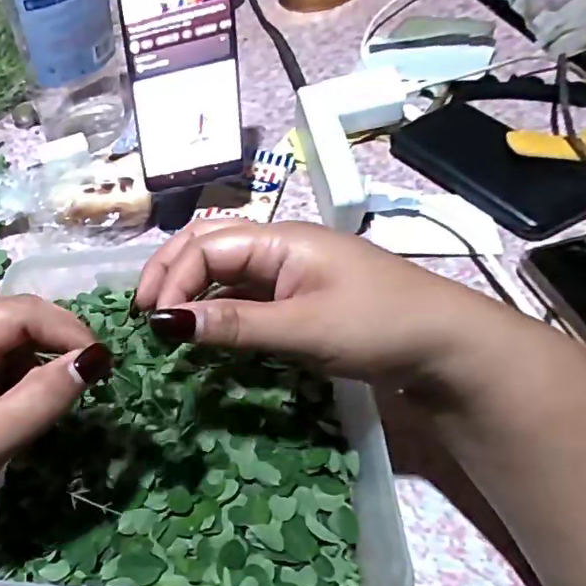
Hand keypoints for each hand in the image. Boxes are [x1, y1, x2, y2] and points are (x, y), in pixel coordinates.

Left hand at [0, 295, 112, 517]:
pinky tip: (40, 401)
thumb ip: (47, 394)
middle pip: (24, 319)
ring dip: (51, 360)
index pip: (22, 313)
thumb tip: (96, 359)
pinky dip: (37, 375)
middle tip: (94, 373)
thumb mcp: (0, 432)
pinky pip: (16, 361)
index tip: (101, 361)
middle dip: (62, 341)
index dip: (66, 329)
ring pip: (24, 340)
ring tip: (66, 393)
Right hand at [133, 220, 532, 386]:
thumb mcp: (302, 328)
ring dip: (190, 291)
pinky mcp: (297, 299)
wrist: (444, 346)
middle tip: (141, 313)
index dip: (172, 279)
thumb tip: (163, 322)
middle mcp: (280, 247)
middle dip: (170, 273)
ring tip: (163, 322)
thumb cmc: (378, 326)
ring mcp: (289, 273)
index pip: (207, 246)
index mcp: (282, 239)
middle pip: (208, 246)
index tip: (152, 322)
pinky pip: (244, 295)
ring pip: (224, 271)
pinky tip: (203, 329)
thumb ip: (233, 323)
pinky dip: (216, 309)